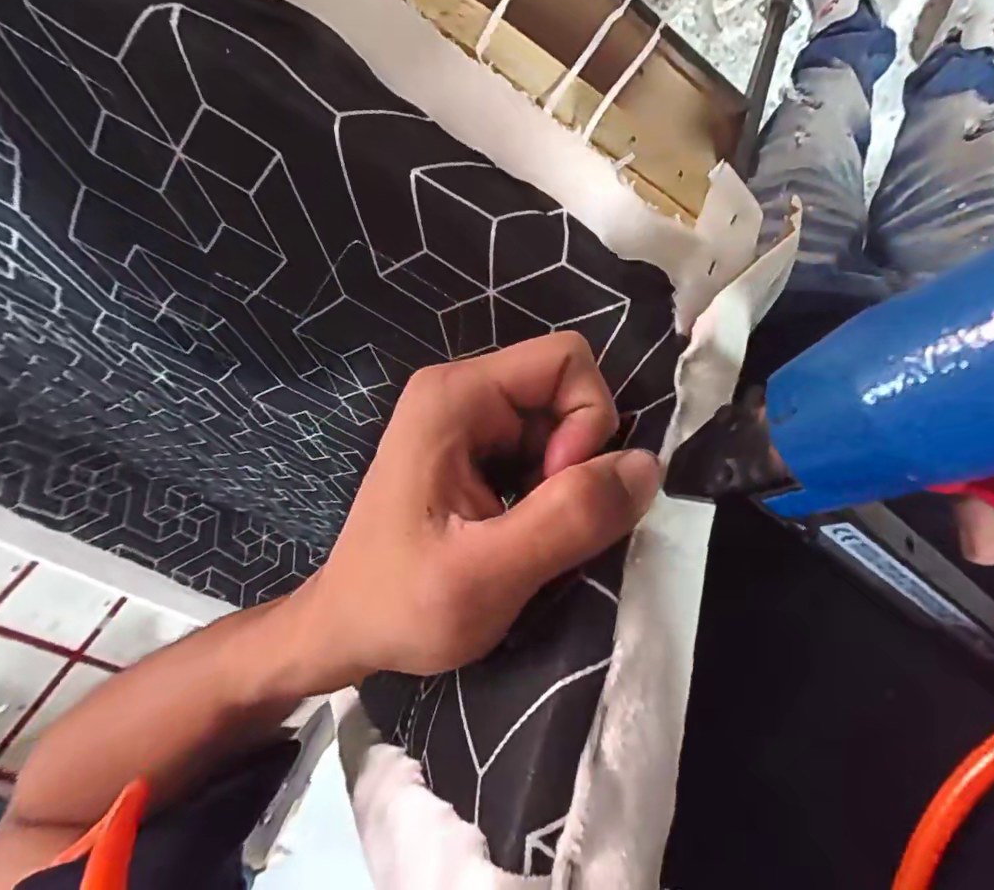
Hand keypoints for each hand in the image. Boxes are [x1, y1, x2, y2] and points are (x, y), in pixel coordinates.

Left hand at [261, 332, 660, 694]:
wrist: (345, 632)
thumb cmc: (400, 606)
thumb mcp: (487, 575)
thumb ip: (570, 517)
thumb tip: (648, 466)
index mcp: (457, 396)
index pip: (566, 361)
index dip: (587, 422)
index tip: (556, 489)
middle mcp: (465, 391)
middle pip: (569, 392)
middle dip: (579, 459)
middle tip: (540, 522)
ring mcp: (471, 419)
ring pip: (566, 424)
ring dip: (567, 482)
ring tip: (526, 533)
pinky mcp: (480, 447)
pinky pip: (549, 448)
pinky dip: (553, 490)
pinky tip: (521, 529)